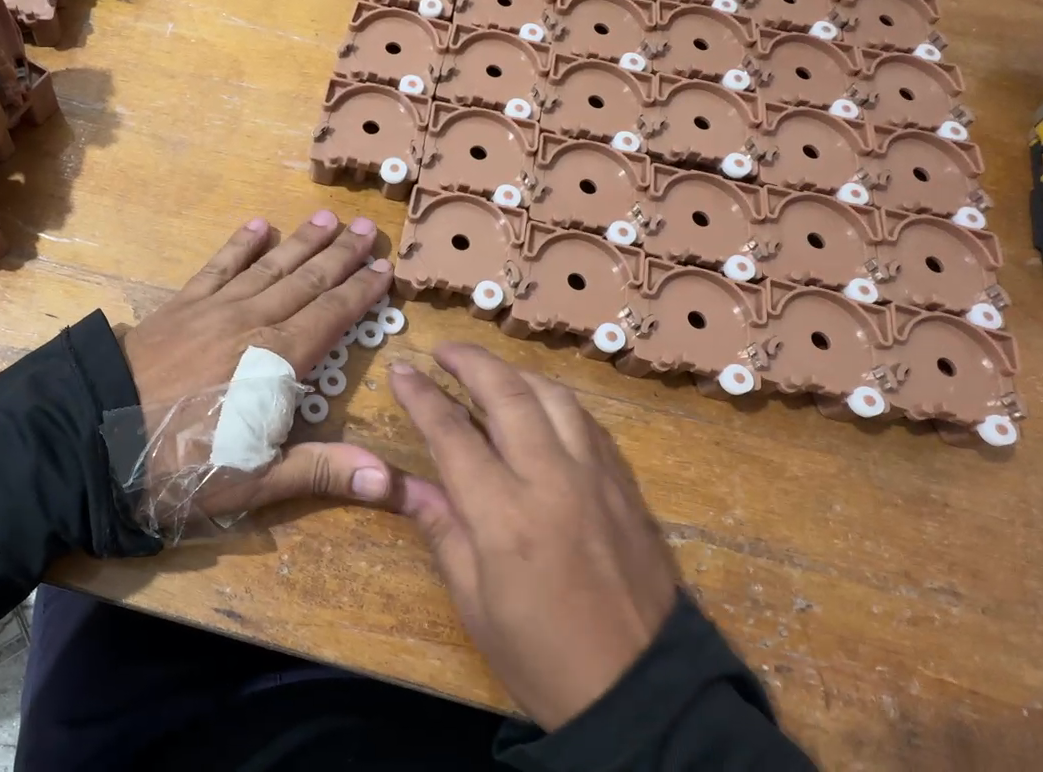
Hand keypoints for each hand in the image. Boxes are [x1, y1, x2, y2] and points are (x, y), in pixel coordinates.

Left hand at [120, 210, 396, 522]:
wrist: (95, 439)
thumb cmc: (181, 465)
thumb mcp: (255, 480)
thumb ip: (322, 470)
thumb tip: (390, 480)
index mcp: (276, 361)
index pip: (330, 316)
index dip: (360, 293)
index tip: (385, 269)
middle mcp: (250, 322)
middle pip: (305, 281)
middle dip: (340, 255)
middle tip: (369, 228)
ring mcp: (212, 309)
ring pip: (268, 267)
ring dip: (300, 242)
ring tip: (327, 218)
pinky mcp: (179, 306)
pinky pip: (217, 266)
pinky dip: (239, 245)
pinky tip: (257, 225)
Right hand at [389, 344, 679, 729]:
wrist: (641, 692)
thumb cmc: (541, 655)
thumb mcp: (475, 601)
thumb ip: (442, 528)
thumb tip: (403, 483)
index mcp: (504, 514)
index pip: (451, 433)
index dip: (421, 396)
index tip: (401, 370)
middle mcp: (551, 479)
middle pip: (508, 394)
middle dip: (470, 361)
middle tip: (444, 350)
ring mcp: (596, 478)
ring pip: (555, 398)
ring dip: (516, 374)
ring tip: (489, 373)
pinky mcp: (625, 486)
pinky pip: (588, 423)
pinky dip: (556, 401)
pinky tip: (542, 408)